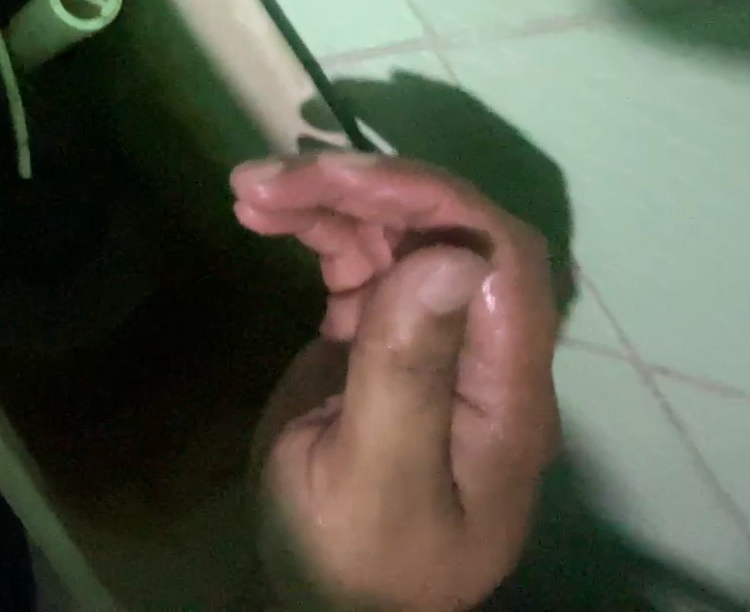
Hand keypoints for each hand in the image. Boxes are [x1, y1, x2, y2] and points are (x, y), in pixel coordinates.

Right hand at [231, 152, 560, 610]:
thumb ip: (409, 372)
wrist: (326, 592)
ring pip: (389, 233)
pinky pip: (351, 256)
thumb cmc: (356, 552)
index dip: (420, 199)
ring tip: (247, 188)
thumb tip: (447, 259)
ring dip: (322, 199)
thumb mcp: (375, 474)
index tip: (325, 178)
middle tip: (263, 179)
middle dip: (356, 189)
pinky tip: (259, 214)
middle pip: (438, 229)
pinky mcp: (373, 330)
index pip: (493, 254)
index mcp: (502, 382)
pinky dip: (308, 225)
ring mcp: (423, 333)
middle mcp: (474, 343)